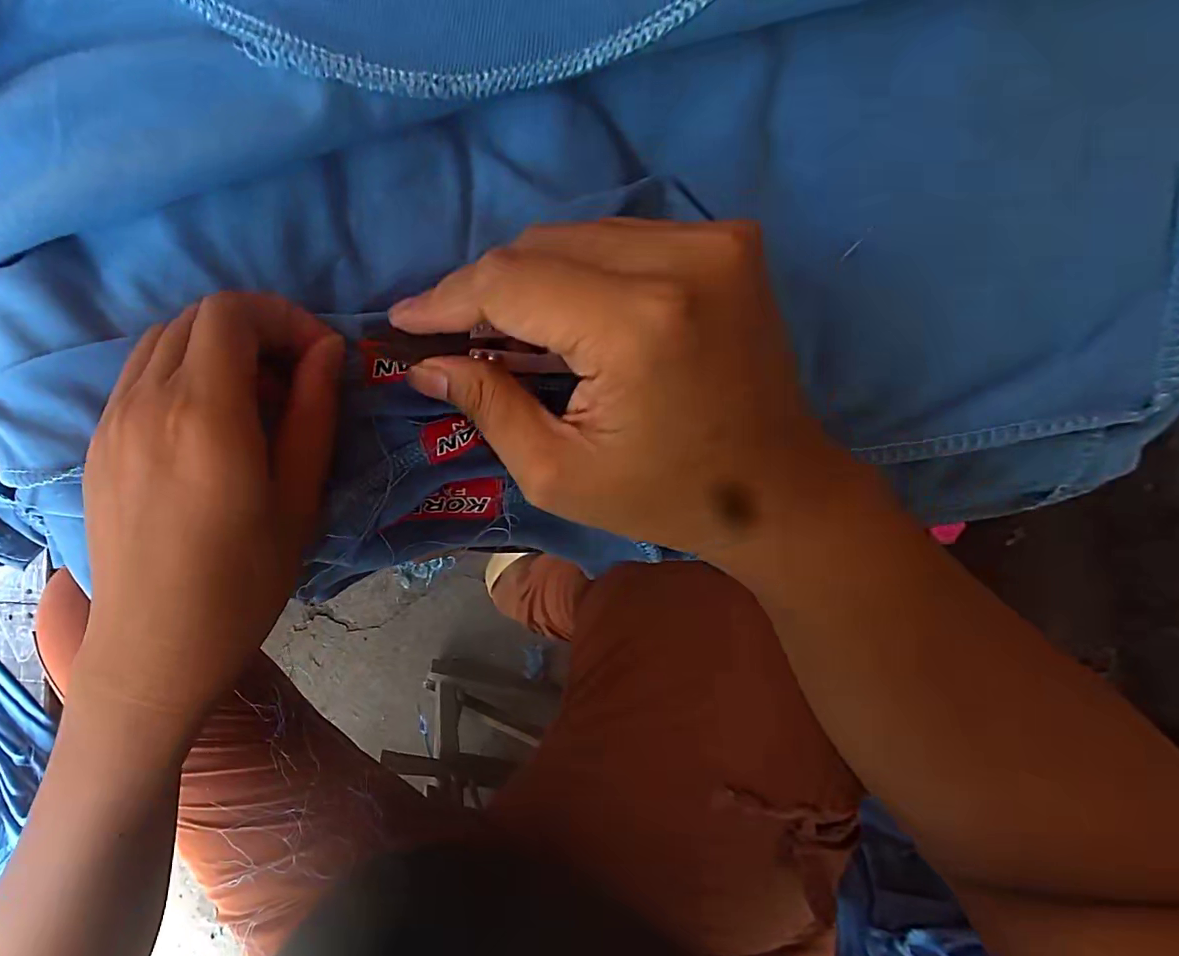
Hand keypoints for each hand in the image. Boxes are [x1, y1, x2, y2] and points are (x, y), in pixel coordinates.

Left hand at [78, 292, 342, 721]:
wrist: (153, 649)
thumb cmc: (239, 587)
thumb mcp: (297, 503)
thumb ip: (313, 415)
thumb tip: (326, 352)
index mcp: (203, 412)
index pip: (232, 312)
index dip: (282, 318)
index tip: (315, 358)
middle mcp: (146, 400)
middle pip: (196, 318)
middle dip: (252, 333)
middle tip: (287, 387)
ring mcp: (111, 420)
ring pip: (161, 343)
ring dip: (211, 352)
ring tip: (245, 409)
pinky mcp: (95, 445)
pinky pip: (136, 379)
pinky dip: (176, 377)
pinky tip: (199, 431)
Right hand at [390, 219, 853, 558]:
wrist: (777, 488)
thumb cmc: (659, 496)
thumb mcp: (553, 471)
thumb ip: (486, 406)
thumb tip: (424, 366)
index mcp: (635, 326)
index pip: (509, 283)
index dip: (445, 299)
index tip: (401, 320)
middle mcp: (679, 260)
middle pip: (536, 247)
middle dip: (476, 290)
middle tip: (441, 333)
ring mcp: (711, 240)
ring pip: (571, 235)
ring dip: (519, 279)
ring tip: (487, 329)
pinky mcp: (723, 241)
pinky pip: (612, 238)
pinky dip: (566, 270)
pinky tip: (546, 314)